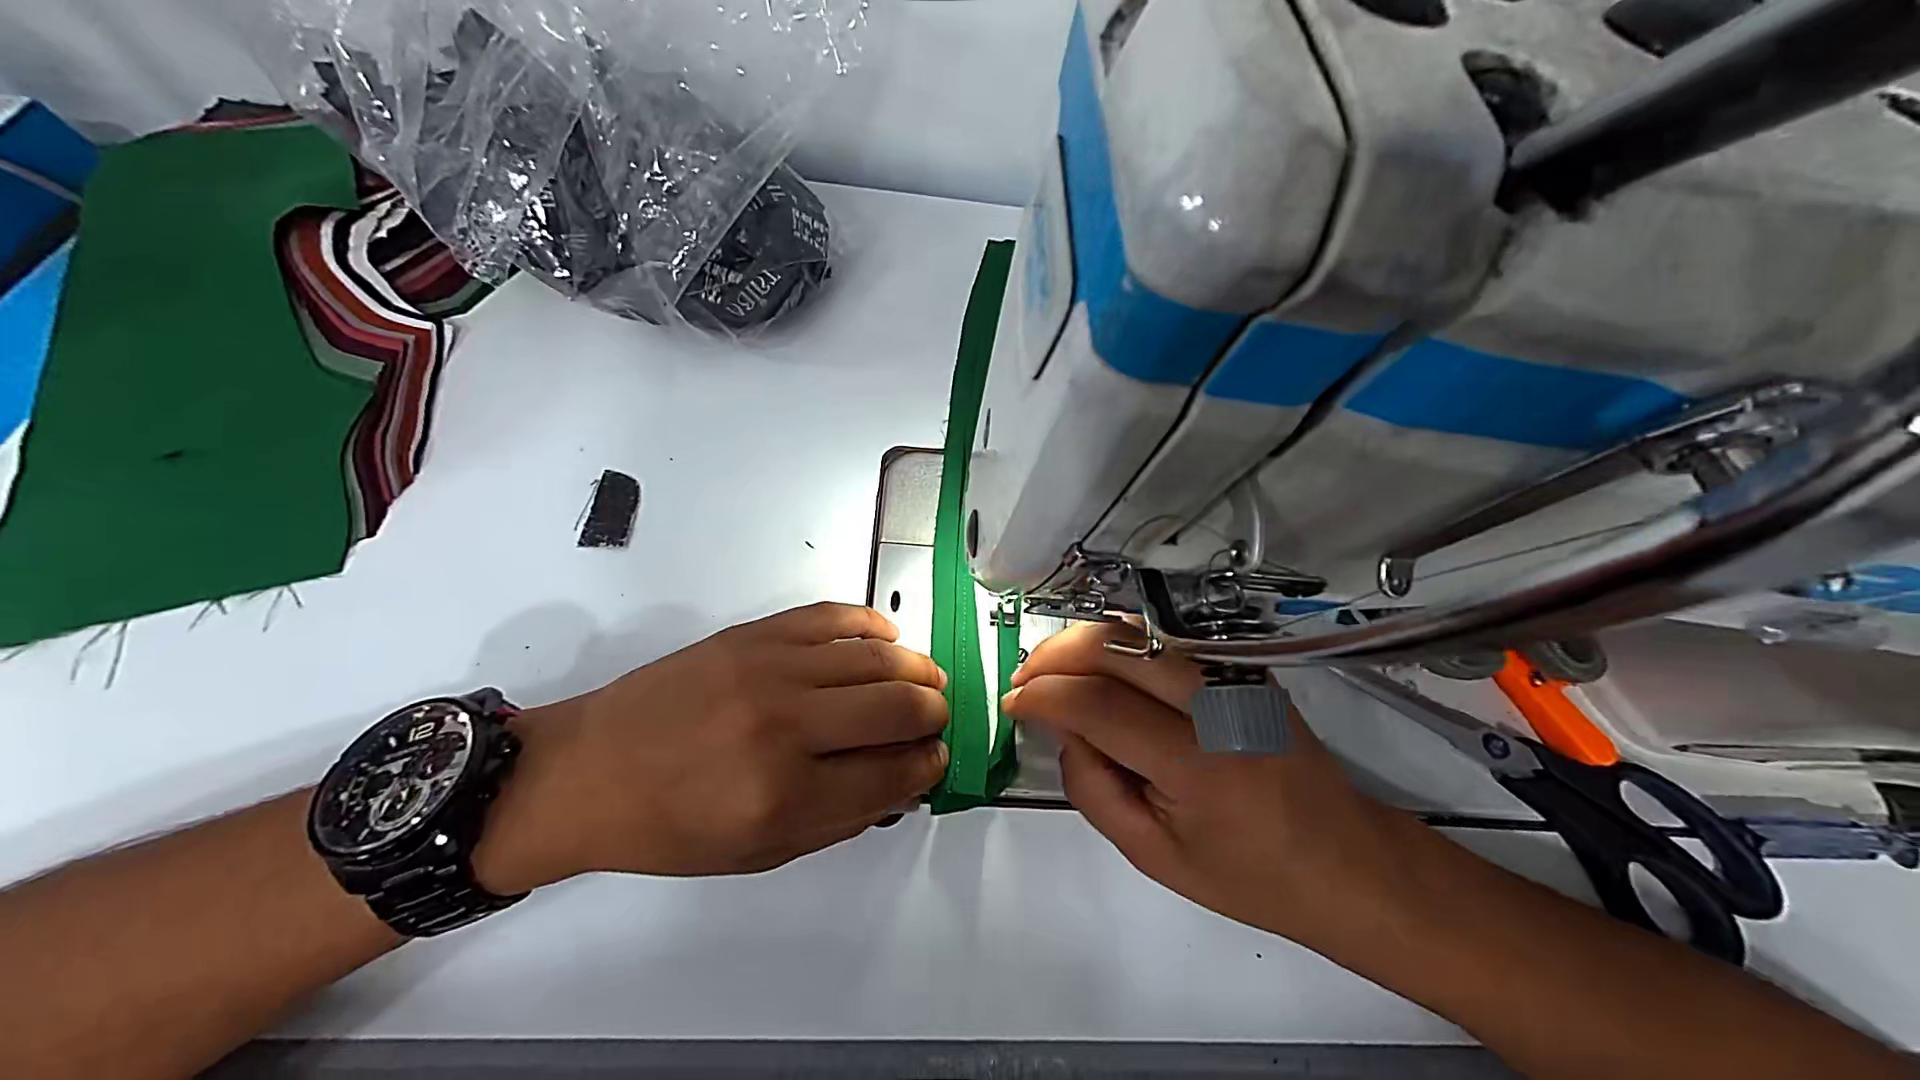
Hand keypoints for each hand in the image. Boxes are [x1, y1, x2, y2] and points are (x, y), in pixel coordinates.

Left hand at [474, 603, 949, 890]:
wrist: (589, 771)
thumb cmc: (671, 828)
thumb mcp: (759, 853)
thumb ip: (842, 819)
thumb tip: (903, 781)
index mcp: (785, 798)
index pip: (894, 773)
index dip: (928, 765)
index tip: (935, 759)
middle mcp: (786, 727)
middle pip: (899, 707)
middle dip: (934, 714)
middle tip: (935, 719)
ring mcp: (769, 669)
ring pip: (878, 658)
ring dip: (917, 669)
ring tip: (926, 680)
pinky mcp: (753, 634)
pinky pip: (834, 616)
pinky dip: (873, 626)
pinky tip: (889, 640)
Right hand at [1003, 623, 1422, 946]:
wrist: (1347, 860)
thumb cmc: (1249, 876)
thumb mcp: (1154, 856)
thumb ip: (1093, 789)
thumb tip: (1063, 729)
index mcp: (1197, 763)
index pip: (1097, 703)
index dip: (1042, 696)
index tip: (1012, 704)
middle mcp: (1217, 703)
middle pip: (1115, 645)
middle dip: (1054, 654)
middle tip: (1024, 679)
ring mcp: (1235, 677)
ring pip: (1139, 630)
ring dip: (1083, 642)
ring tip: (1052, 671)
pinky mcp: (1243, 669)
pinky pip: (1165, 640)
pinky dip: (1119, 644)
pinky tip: (1097, 669)